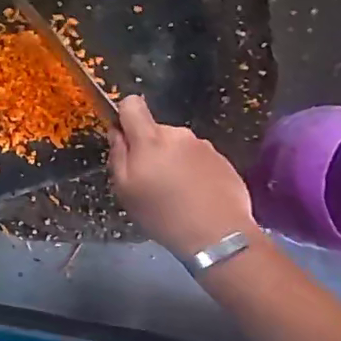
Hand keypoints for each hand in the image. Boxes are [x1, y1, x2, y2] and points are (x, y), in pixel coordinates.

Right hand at [108, 94, 256, 257]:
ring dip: (171, 160)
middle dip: (149, 148)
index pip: (132, 104)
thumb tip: (116, 132)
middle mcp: (179, 134)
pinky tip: (194, 195)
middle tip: (149, 180)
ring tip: (174, 191)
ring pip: (177, 145)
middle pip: (155, 131)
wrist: (218, 235)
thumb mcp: (125, 189)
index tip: (124, 138)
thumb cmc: (162, 213)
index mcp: (150, 139)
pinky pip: (197, 158)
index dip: (124, 115)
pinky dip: (191, 171)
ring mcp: (204, 146)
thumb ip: (117, 154)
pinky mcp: (223, 161)